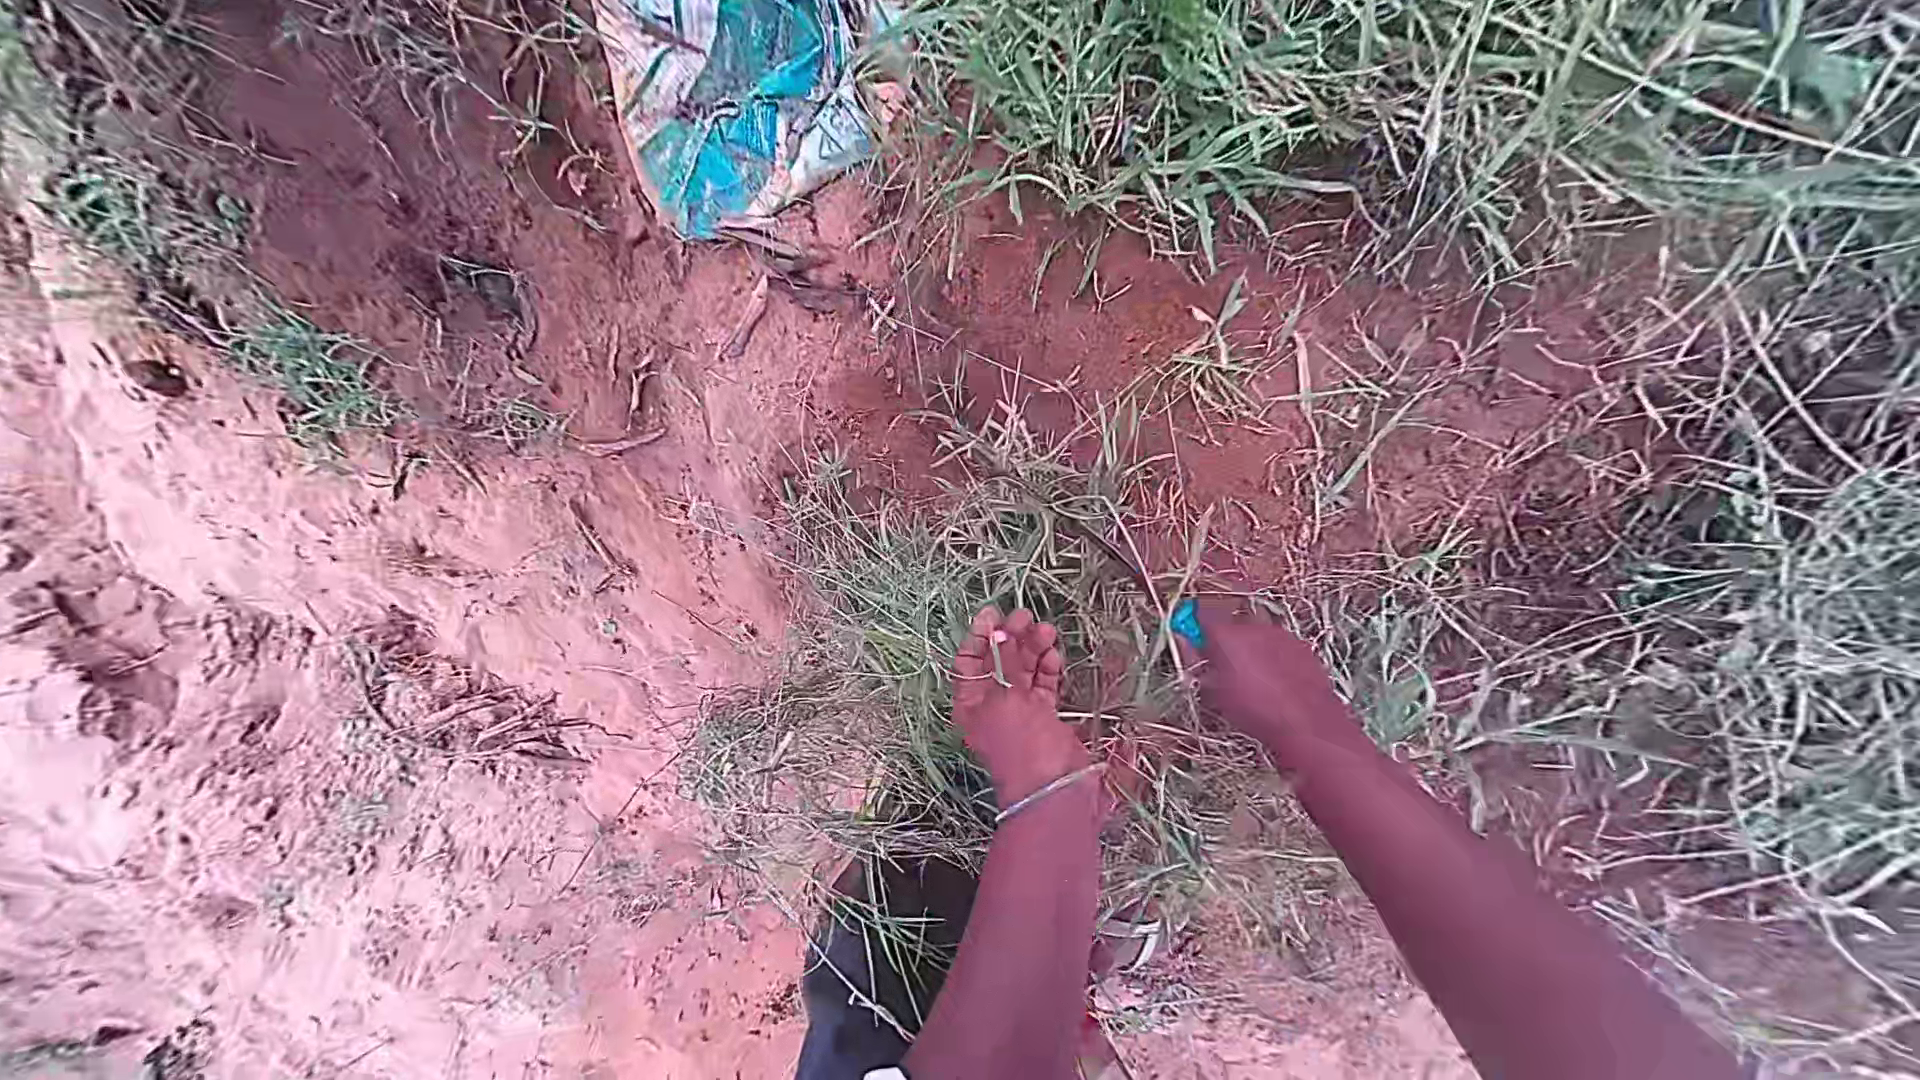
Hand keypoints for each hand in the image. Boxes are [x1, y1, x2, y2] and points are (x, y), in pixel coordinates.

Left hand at [951, 606, 1089, 804]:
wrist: (1054, 789)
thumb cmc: (1020, 745)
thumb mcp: (1006, 699)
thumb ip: (1006, 663)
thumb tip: (1001, 632)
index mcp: (971, 703)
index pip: (969, 662)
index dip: (979, 636)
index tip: (993, 614)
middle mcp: (992, 704)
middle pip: (999, 662)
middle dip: (1011, 637)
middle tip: (1025, 616)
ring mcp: (1019, 709)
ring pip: (1024, 670)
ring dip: (1033, 648)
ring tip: (1047, 631)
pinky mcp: (1044, 714)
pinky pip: (1043, 684)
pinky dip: (1048, 668)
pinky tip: (1054, 655)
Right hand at [1193, 602, 1354, 748]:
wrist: (1306, 724)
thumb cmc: (1254, 711)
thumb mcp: (1212, 691)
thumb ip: (1195, 662)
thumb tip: (1184, 646)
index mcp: (1224, 635)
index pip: (1200, 616)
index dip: (1194, 628)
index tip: (1192, 640)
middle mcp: (1252, 627)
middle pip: (1229, 625)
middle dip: (1223, 641)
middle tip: (1220, 665)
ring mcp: (1280, 634)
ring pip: (1256, 633)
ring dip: (1249, 647)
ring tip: (1250, 677)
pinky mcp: (1301, 646)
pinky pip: (1278, 644)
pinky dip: (1273, 655)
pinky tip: (1274, 680)